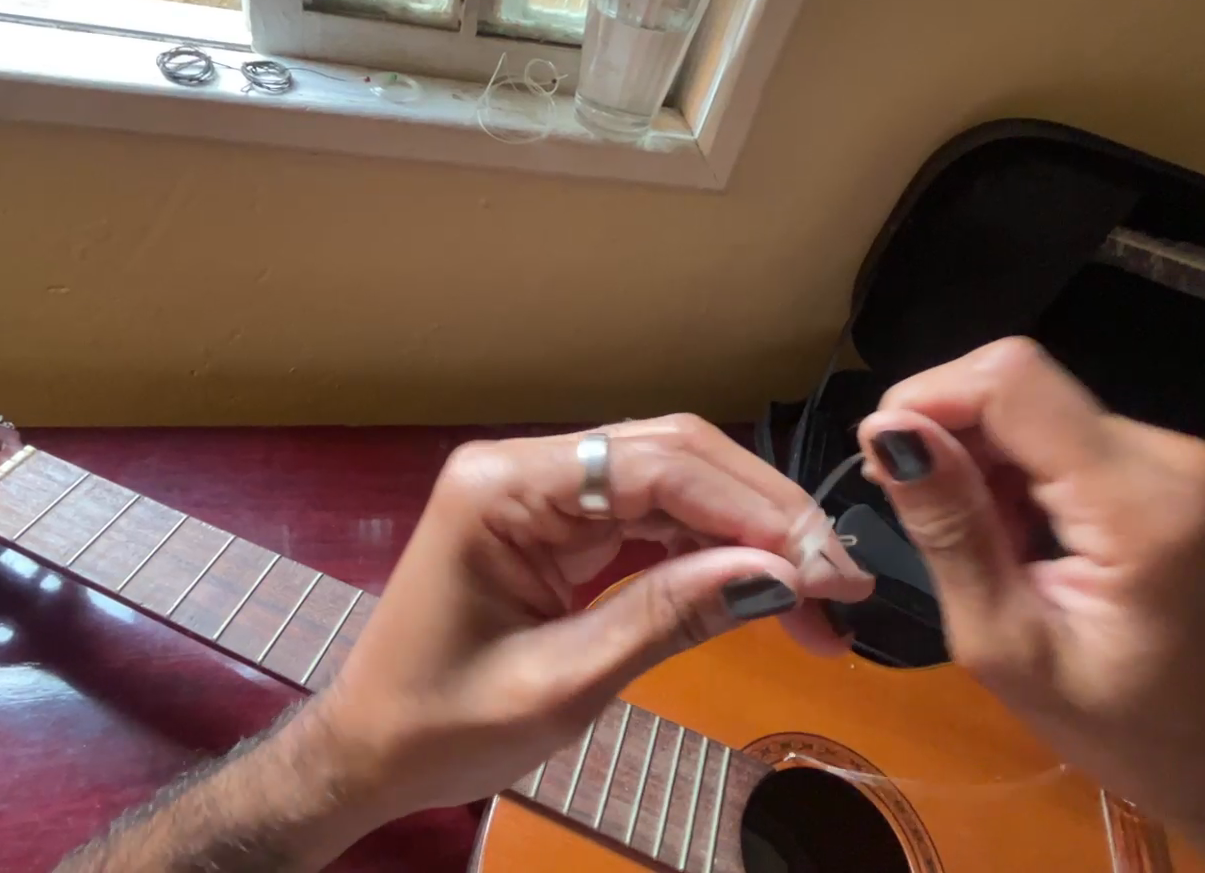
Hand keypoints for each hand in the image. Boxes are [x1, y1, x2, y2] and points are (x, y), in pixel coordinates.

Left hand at [316, 415, 873, 824]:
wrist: (368, 747)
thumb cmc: (441, 726)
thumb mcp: (561, 683)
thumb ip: (668, 614)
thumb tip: (778, 577)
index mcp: (505, 486)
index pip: (652, 467)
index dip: (750, 512)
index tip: (829, 573)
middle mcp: (525, 463)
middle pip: (668, 456)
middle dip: (759, 514)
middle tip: (835, 584)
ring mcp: (540, 484)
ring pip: (667, 480)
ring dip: (742, 530)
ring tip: (811, 595)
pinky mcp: (554, 515)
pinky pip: (645, 512)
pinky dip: (705, 545)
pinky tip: (752, 581)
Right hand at [855, 338, 1204, 870]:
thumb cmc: (1125, 728)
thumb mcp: (1005, 643)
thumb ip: (948, 528)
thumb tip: (884, 430)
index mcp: (1138, 503)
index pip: (1011, 381)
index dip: (927, 397)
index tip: (882, 461)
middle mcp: (1167, 454)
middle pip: (1016, 383)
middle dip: (944, 431)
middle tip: (918, 511)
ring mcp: (1172, 455)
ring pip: (1027, 403)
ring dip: (972, 454)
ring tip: (974, 536)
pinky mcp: (1164, 464)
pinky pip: (1053, 429)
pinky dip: (1006, 466)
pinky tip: (1009, 528)